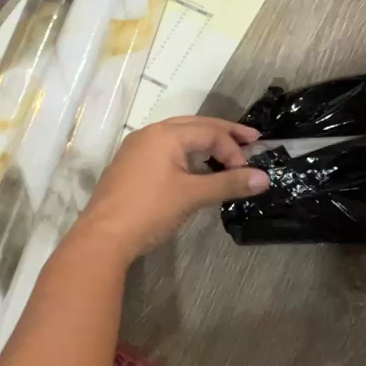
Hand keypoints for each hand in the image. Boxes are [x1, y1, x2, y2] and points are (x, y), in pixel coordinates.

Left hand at [70, 116, 270, 262]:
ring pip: (179, 136)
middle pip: (196, 125)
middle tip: (251, 139)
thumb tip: (264, 178)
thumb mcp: (192, 196)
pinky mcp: (129, 165)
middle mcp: (150, 133)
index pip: (210, 133)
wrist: (100, 240)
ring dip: (204, 141)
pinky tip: (194, 165)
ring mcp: (136, 148)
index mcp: (166, 134)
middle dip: (224, 133)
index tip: (246, 172)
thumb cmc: (149, 211)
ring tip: (226, 151)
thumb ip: (228, 183)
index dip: (233, 150)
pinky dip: (187, 152)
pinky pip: (166, 148)